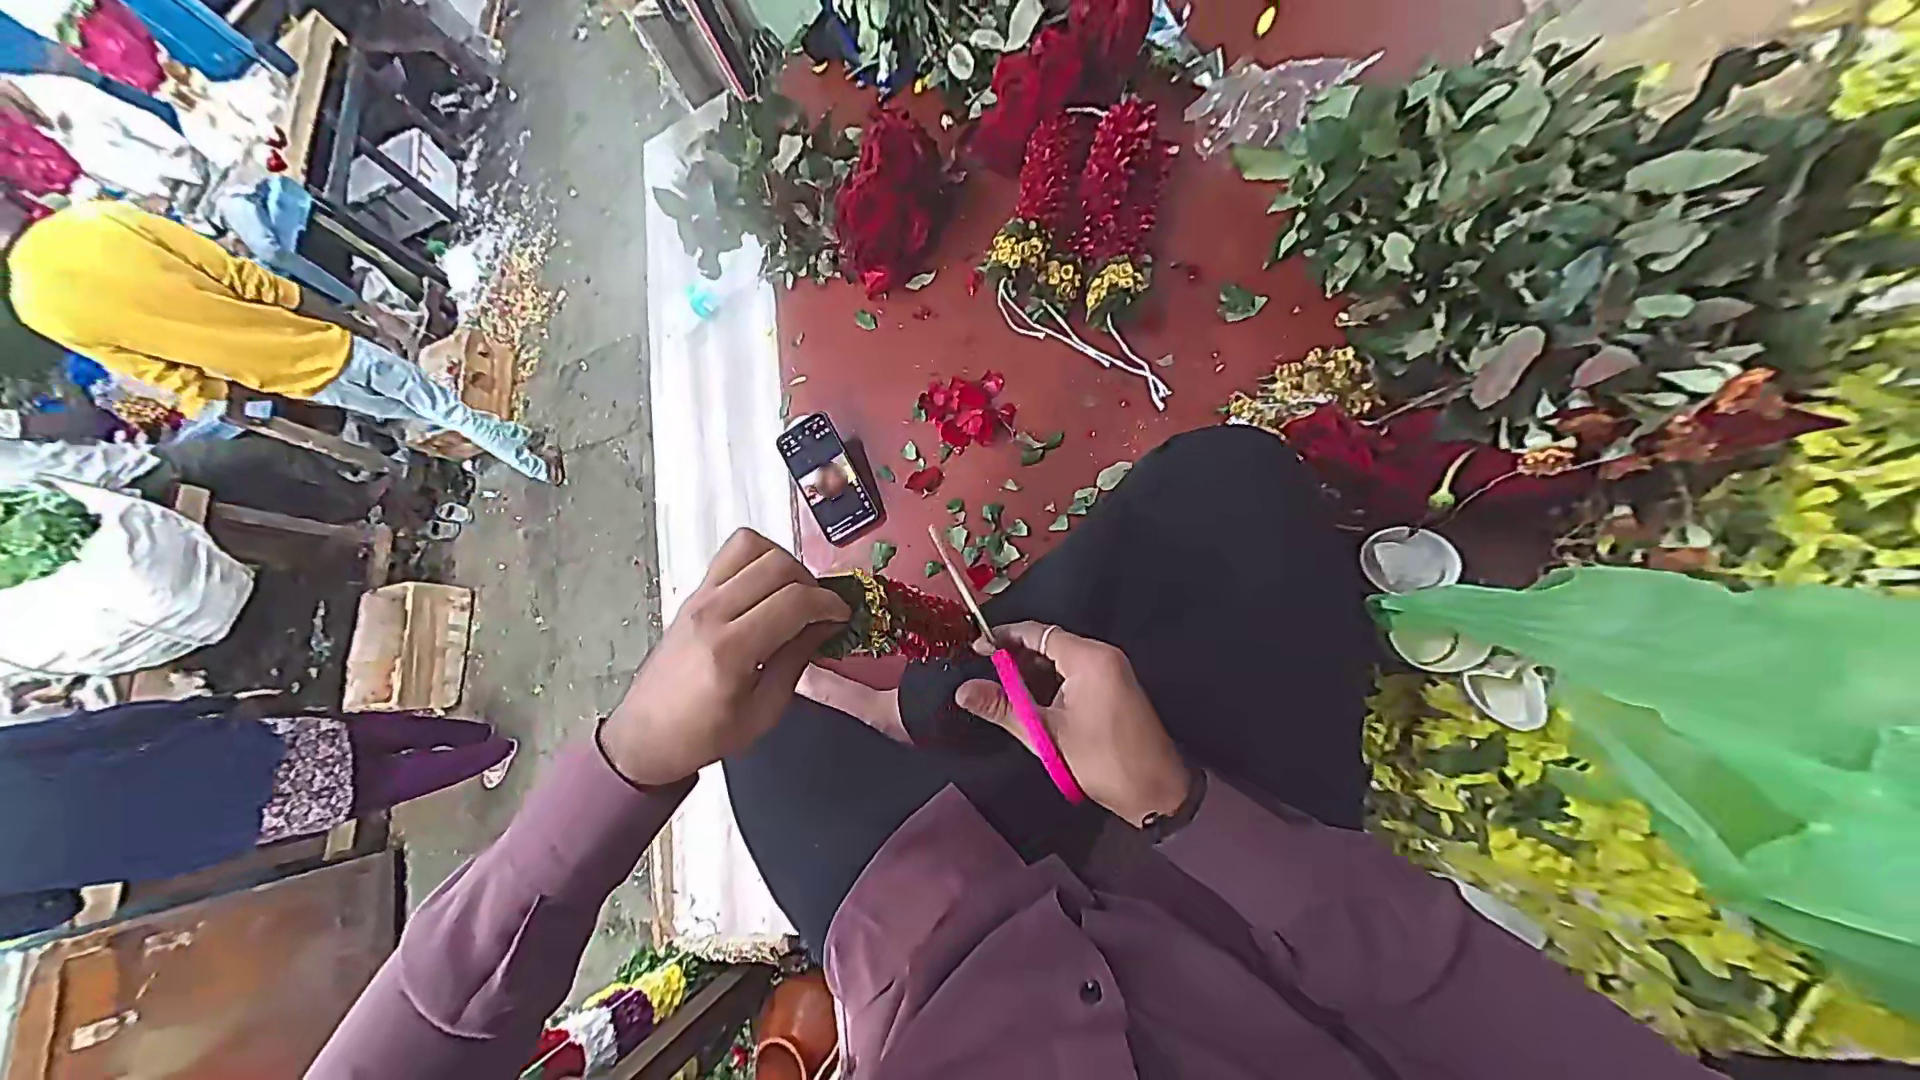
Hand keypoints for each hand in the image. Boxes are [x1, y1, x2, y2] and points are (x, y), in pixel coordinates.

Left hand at [602, 529, 849, 786]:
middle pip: (777, 566)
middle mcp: (711, 615)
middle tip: (819, 608)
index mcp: (730, 651)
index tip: (841, 614)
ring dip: (784, 562)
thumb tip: (825, 625)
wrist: (646, 737)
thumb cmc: (702, 734)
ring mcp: (699, 599)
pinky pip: (731, 554)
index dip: (828, 604)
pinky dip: (758, 559)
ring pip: (752, 546)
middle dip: (812, 583)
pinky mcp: (693, 595)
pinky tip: (768, 587)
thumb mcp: (765, 711)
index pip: (794, 601)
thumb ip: (797, 659)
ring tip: (793, 592)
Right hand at [956, 624, 1190, 825]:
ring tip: (1005, 695)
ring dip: (1032, 675)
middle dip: (1015, 659)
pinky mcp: (1113, 687)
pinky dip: (1051, 684)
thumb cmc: (1105, 761)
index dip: (1003, 638)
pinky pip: (1074, 674)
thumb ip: (1003, 707)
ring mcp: (1111, 671)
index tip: (977, 649)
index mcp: (1088, 658)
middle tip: (987, 678)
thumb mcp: (1046, 733)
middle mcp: (1102, 656)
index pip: (1037, 632)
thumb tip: (964, 691)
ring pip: (1060, 661)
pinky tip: (1032, 704)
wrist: (1157, 793)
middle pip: (1048, 644)